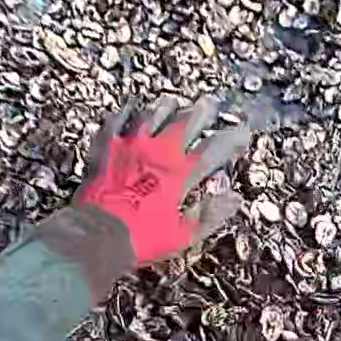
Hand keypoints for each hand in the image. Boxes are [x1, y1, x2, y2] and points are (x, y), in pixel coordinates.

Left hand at [77, 95, 251, 264]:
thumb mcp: (181, 236)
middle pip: (184, 123)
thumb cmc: (140, 239)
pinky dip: (124, 113)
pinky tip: (128, 107)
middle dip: (200, 112)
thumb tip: (234, 199)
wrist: (97, 235)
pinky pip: (116, 123)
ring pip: (151, 116)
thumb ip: (209, 215)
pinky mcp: (106, 150)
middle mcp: (158, 153)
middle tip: (209, 103)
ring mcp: (130, 147)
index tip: (243, 132)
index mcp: (180, 174)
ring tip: (172, 101)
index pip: (213, 149)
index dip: (231, 138)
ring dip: (165, 107)